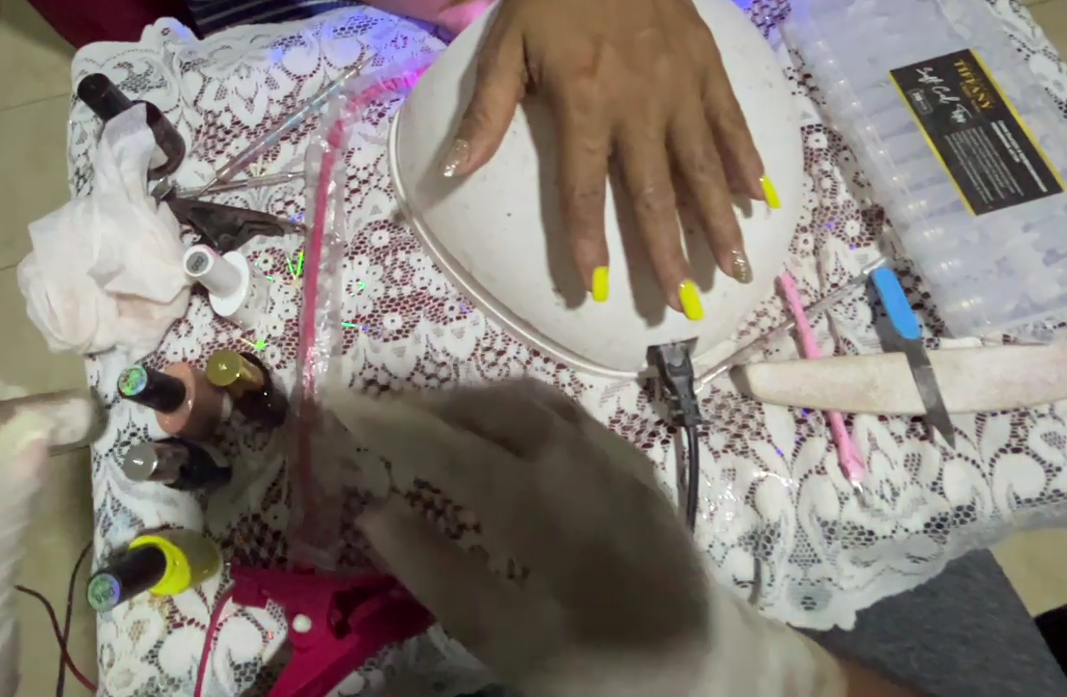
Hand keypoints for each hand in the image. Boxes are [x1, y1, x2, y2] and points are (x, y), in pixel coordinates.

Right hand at [329, 381, 846, 696]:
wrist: (718, 669)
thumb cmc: (611, 672)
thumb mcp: (517, 648)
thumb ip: (441, 576)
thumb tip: (376, 514)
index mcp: (546, 506)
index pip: (451, 450)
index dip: (394, 427)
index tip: (348, 409)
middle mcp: (578, 457)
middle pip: (489, 408)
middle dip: (432, 406)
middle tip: (388, 417)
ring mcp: (611, 449)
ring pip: (527, 397)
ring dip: (475, 399)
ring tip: (436, 418)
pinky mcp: (630, 455)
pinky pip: (562, 407)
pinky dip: (516, 403)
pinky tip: (504, 426)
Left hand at [441, 0, 764, 314]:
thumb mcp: (505, 47)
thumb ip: (485, 113)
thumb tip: (453, 172)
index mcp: (584, 103)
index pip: (586, 189)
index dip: (590, 243)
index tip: (600, 291)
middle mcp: (638, 105)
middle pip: (654, 193)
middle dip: (668, 254)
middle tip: (684, 307)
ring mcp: (680, 87)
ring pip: (702, 169)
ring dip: (716, 224)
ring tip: (731, 271)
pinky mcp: (708, 69)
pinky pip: (731, 126)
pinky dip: (745, 165)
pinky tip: (759, 200)